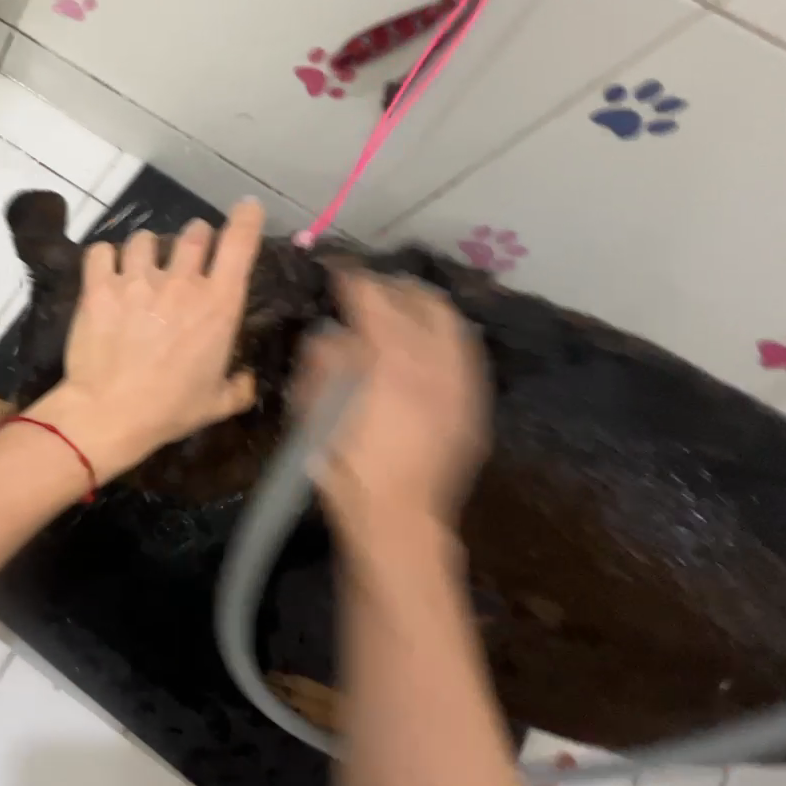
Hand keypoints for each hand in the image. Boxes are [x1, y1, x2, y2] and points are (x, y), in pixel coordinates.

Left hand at [25, 200, 263, 482]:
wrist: (109, 412)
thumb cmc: (168, 409)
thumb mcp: (218, 403)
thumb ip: (238, 385)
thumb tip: (245, 378)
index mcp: (219, 305)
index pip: (240, 243)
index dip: (245, 219)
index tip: (245, 208)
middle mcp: (181, 284)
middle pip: (192, 234)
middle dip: (193, 237)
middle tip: (185, 252)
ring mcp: (137, 283)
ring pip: (144, 239)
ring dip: (145, 248)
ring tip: (140, 264)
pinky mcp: (98, 289)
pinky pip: (101, 252)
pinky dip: (104, 257)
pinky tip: (105, 270)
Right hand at [296, 271, 490, 540]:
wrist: (397, 515)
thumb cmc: (342, 465)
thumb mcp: (314, 415)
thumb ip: (323, 366)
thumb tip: (330, 334)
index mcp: (389, 364)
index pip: (374, 304)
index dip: (354, 281)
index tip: (336, 270)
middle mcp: (434, 364)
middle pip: (422, 305)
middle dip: (394, 288)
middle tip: (367, 286)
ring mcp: (460, 382)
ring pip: (451, 324)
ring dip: (423, 307)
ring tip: (399, 304)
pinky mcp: (471, 401)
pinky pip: (464, 351)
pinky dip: (443, 334)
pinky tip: (425, 341)